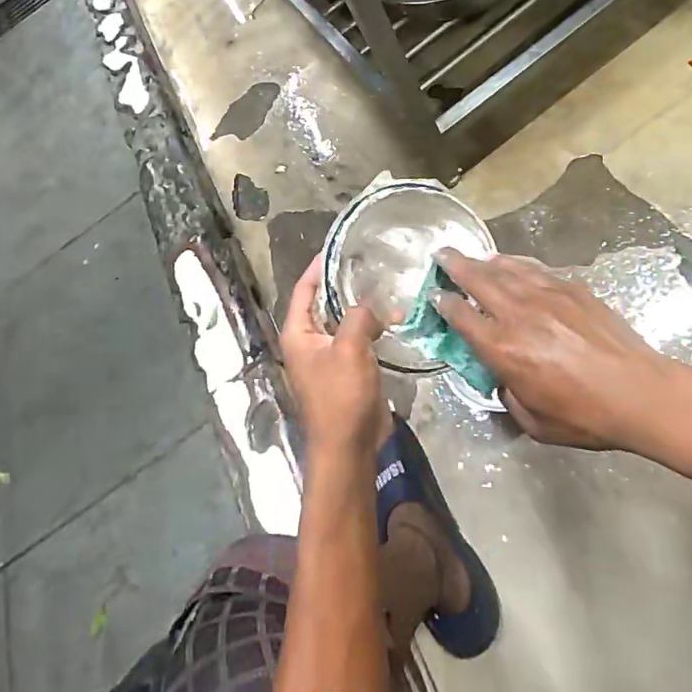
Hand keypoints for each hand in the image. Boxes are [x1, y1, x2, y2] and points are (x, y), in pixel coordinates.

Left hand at [280, 253, 386, 457]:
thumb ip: (358, 316)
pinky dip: (371, 325)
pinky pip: (358, 338)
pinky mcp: (348, 369)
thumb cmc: (341, 396)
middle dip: (343, 282)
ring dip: (361, 304)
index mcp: (298, 334)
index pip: (303, 289)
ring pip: (344, 320)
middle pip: (323, 302)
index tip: (338, 245)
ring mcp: (329, 356)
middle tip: (369, 260)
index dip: (318, 266)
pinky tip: (393, 316)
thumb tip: (371, 305)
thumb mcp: (349, 349)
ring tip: (385, 282)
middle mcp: (309, 341)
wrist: (349, 445)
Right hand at [434, 250, 687, 449]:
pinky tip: (512, 263)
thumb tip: (505, 378)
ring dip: (484, 261)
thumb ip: (510, 395)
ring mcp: (547, 295)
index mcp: (504, 349)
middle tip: (441, 255)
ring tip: (472, 257)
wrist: (638, 391)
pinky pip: (535, 269)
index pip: (462, 317)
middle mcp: (518, 314)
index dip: (444, 304)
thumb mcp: (534, 422)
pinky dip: (517, 264)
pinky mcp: (572, 288)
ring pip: (506, 268)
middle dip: (455, 265)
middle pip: (478, 280)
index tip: (435, 295)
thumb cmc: (584, 415)